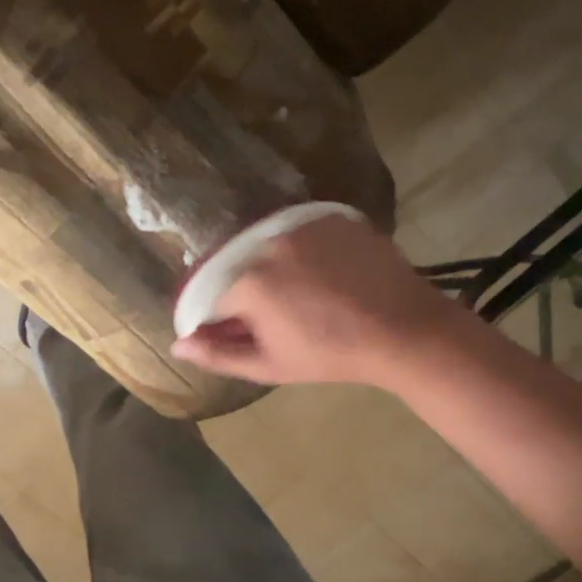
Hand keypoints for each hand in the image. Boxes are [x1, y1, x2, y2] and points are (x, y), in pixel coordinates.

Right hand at [170, 214, 465, 386]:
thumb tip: (177, 344)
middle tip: (272, 315)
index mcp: (248, 283)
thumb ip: (218, 353)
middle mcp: (266, 245)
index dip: (220, 319)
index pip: (212, 298)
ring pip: (266, 247)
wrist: (404, 330)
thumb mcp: (269, 365)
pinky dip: (300, 250)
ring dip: (271, 268)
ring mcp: (301, 226)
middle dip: (244, 292)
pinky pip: (298, 232)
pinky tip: (319, 273)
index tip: (236, 331)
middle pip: (237, 268)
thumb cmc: (330, 355)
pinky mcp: (329, 216)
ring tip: (298, 294)